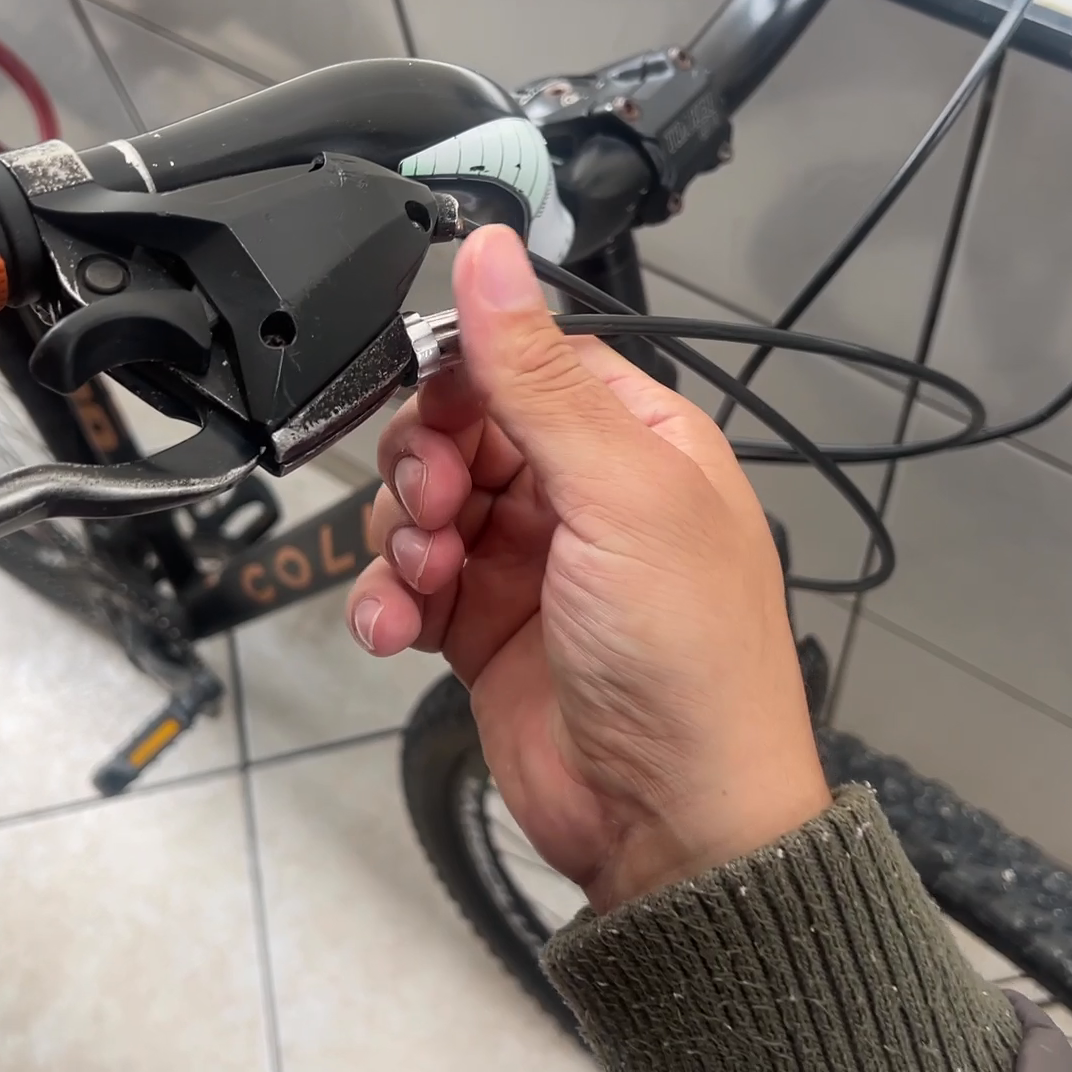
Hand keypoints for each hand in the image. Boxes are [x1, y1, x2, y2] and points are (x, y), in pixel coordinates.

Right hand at [348, 225, 829, 912]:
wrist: (669, 816)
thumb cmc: (684, 655)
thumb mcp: (618, 495)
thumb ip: (538, 377)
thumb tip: (491, 257)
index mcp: (632, 442)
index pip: (528, 364)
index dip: (467, 380)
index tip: (437, 414)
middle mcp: (579, 493)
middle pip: (463, 430)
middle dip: (428, 463)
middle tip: (437, 507)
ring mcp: (525, 560)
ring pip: (422, 504)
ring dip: (402, 534)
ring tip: (428, 581)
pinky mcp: (481, 623)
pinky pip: (408, 584)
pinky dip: (387, 599)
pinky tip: (394, 627)